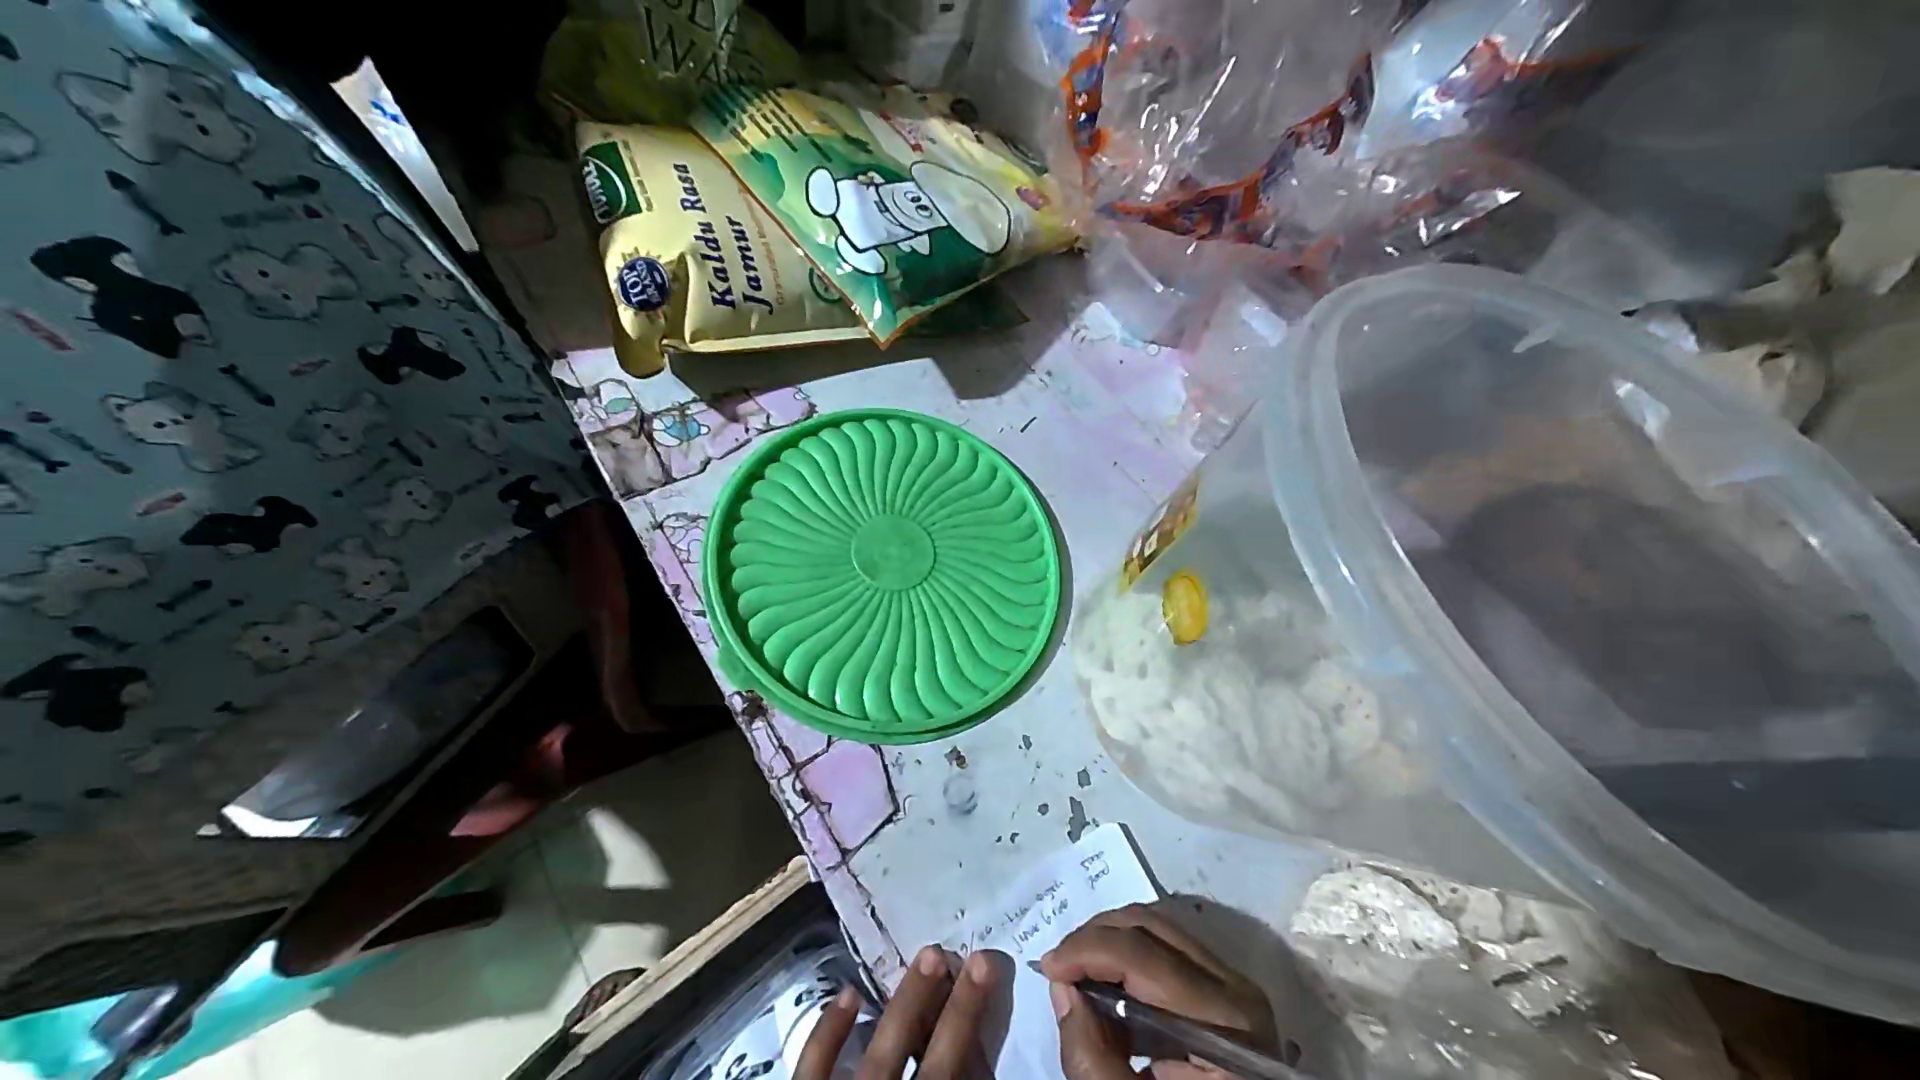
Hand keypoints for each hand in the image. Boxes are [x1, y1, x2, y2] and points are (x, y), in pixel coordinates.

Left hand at [796, 945, 1000, 1079]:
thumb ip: (963, 1079)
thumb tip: (980, 1054)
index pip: (959, 1067)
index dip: (979, 1025)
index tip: (995, 978)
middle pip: (935, 1059)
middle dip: (959, 1010)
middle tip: (977, 958)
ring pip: (882, 1051)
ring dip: (909, 1002)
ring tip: (931, 955)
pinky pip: (814, 1066)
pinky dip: (829, 1031)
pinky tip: (849, 993)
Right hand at [1039, 904, 1275, 1079]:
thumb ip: (1093, 1060)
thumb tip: (1063, 989)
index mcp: (1221, 1021)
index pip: (1140, 952)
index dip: (1086, 951)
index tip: (1048, 969)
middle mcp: (1234, 988)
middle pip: (1148, 926)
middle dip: (1093, 938)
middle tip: (1060, 968)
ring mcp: (1234, 983)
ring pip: (1156, 926)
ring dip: (1109, 940)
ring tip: (1081, 975)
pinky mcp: (1226, 987)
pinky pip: (1168, 944)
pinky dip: (1130, 952)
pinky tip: (1111, 986)